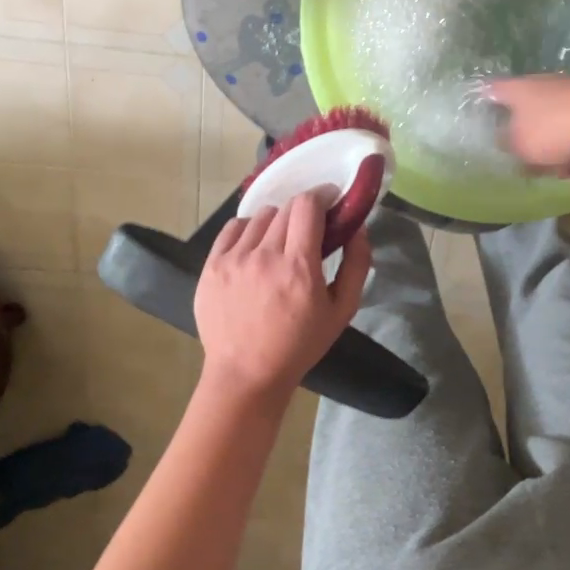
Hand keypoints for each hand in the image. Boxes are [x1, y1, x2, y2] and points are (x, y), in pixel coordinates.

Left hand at [194, 190, 372, 399]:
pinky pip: (233, 228)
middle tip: (308, 232)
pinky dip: (249, 231)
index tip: (330, 201)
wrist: (246, 374)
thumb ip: (356, 265)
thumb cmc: (300, 345)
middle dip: (302, 213)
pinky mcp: (212, 266)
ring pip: (260, 217)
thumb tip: (357, 227)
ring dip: (276, 224)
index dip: (322, 195)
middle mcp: (264, 256)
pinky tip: (255, 250)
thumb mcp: (341, 311)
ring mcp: (233, 259)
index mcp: (298, 266)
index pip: (307, 205)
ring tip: (279, 246)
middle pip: (286, 208)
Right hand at [484, 75, 569, 173]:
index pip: (495, 89)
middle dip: (535, 139)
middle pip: (533, 112)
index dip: (487, 96)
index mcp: (520, 90)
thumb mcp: (521, 148)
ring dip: (563, 148)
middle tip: (537, 162)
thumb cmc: (553, 131)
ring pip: (561, 124)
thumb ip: (509, 147)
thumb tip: (507, 143)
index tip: (484, 100)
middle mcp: (547, 83)